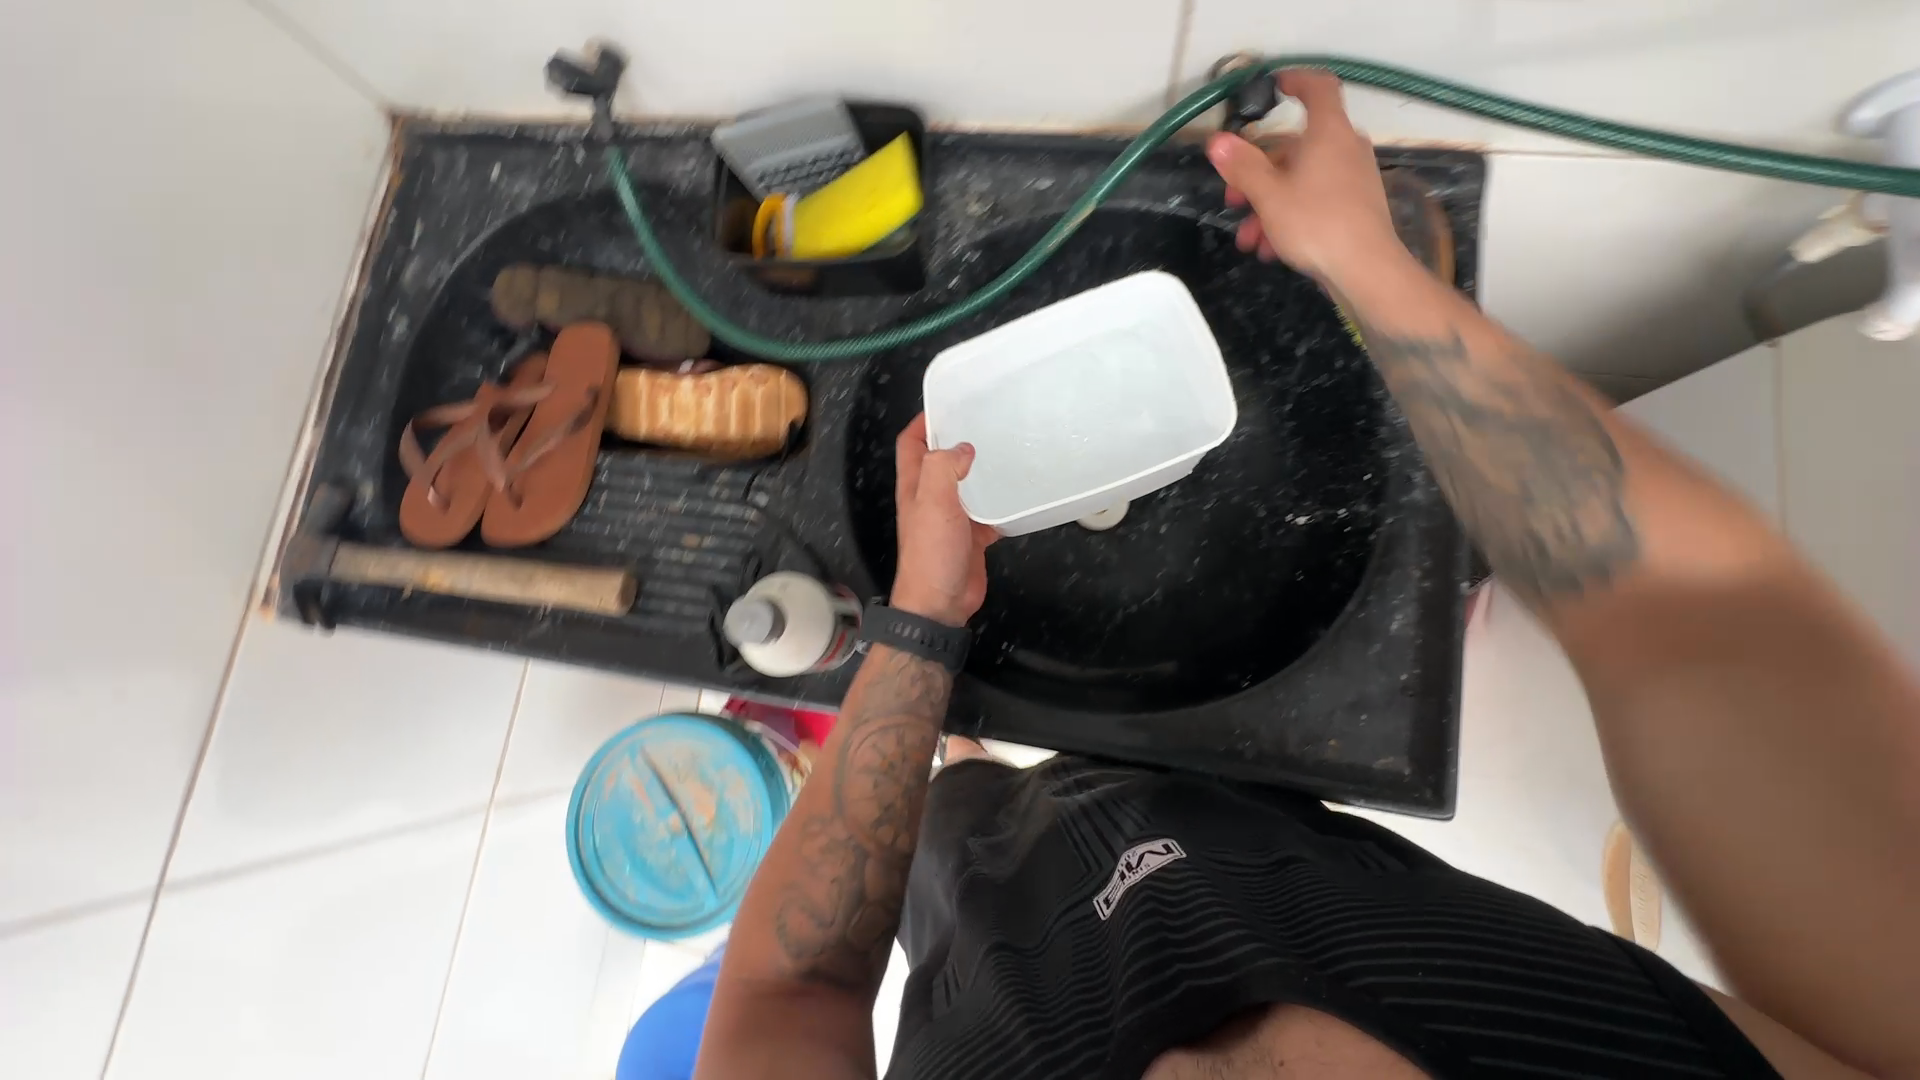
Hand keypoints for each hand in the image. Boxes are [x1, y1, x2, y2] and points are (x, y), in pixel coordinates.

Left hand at [890, 414, 997, 627]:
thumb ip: (944, 468)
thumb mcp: (933, 501)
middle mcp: (930, 498)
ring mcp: (951, 518)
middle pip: (942, 461)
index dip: (923, 422)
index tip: (948, 405)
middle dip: (959, 441)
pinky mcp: (972, 537)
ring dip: (984, 471)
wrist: (940, 603)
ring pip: (968, 485)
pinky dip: (1002, 505)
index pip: (910, 443)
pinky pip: (989, 514)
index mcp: (914, 486)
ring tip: (1010, 450)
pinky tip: (1021, 494)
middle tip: (988, 422)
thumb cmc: (931, 551)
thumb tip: (965, 448)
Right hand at [1206, 70, 1406, 286]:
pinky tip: (1272, 249)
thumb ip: (1242, 167)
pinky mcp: (1355, 205)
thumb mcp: (1269, 196)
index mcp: (1328, 133)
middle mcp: (1345, 147)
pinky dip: (1289, 217)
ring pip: (1300, 181)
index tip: (1273, 86)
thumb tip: (1216, 141)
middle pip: (1295, 149)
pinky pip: (1314, 200)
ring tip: (1249, 240)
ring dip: (1268, 207)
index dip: (1295, 80)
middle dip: (1258, 176)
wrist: (1364, 267)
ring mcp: (1353, 177)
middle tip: (1233, 201)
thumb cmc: (1315, 224)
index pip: (1317, 88)